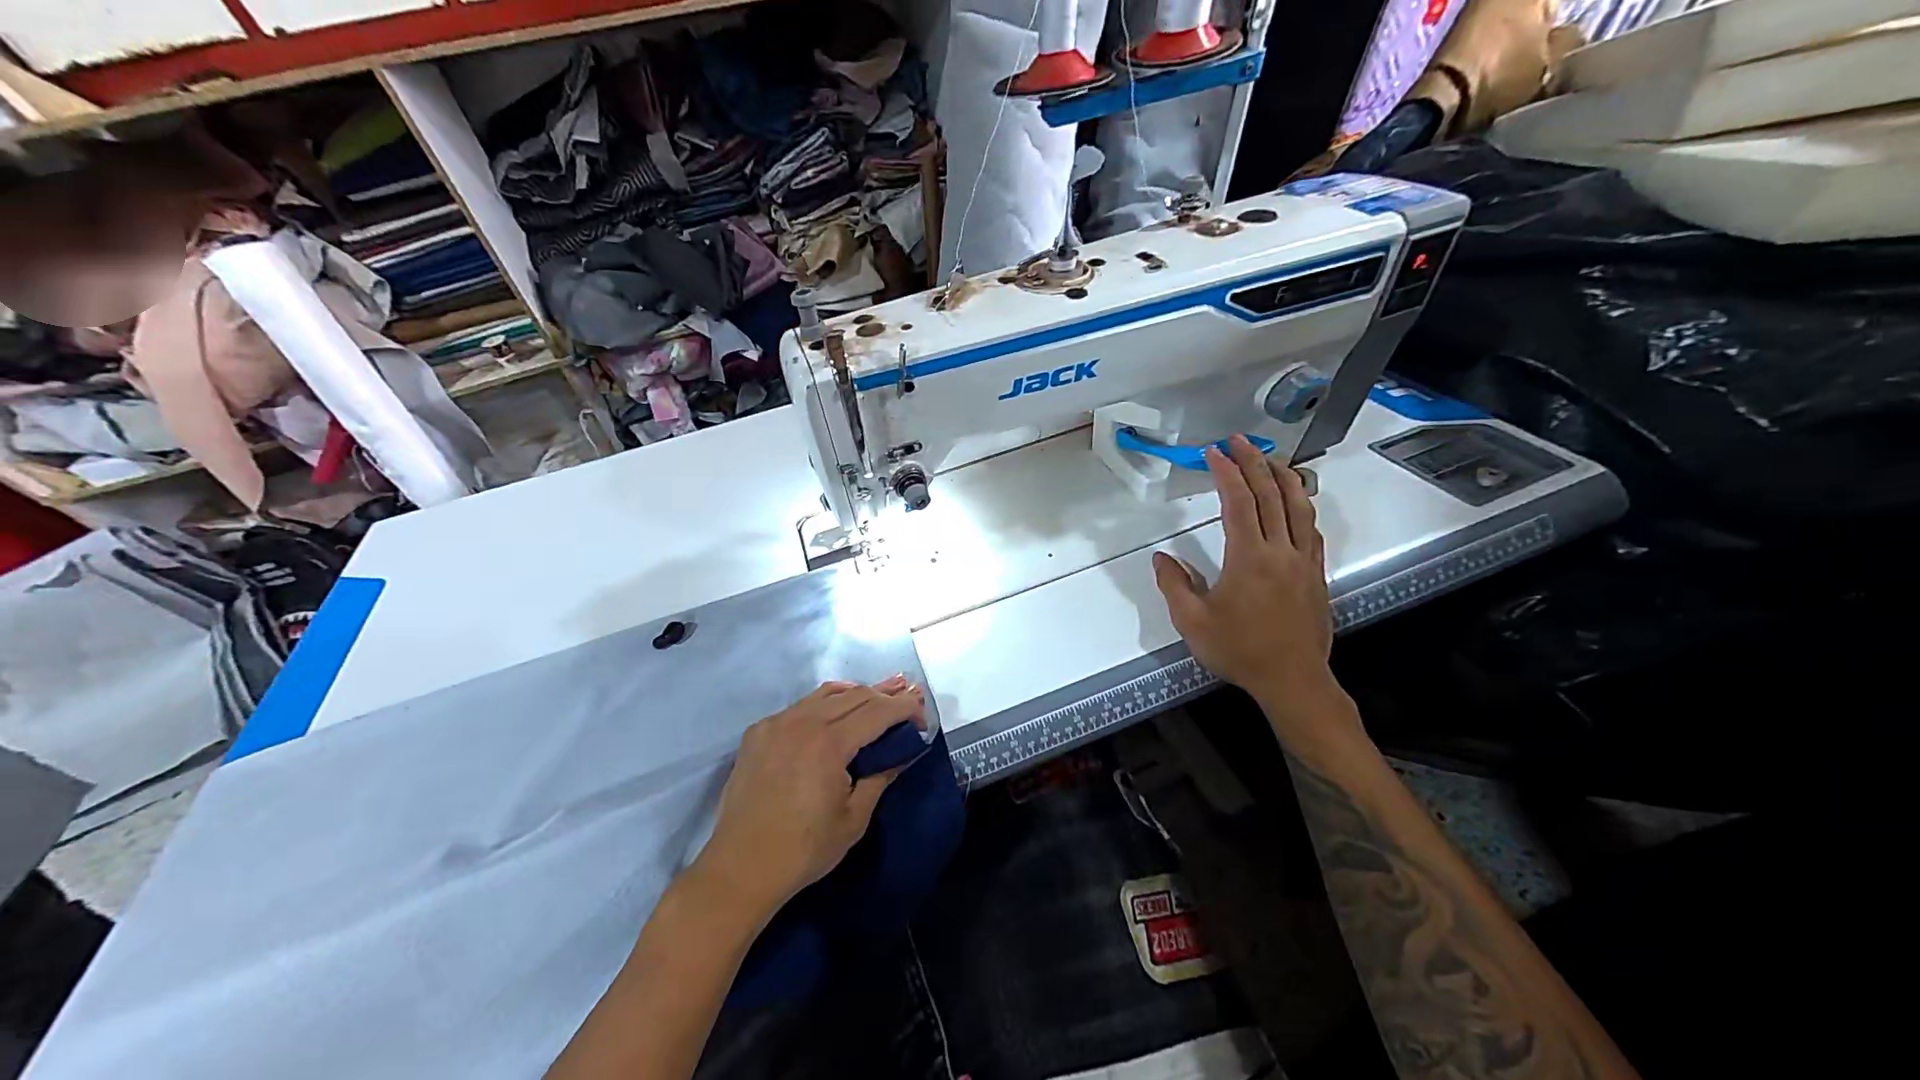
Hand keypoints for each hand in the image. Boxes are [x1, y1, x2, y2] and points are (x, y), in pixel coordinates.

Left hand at [691, 678, 925, 919]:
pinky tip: (835, 710)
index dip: (905, 708)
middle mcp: (801, 722)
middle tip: (910, 692)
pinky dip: (825, 703)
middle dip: (885, 693)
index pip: (877, 711)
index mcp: (828, 743)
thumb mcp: (855, 817)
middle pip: (854, 695)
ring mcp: (776, 724)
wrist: (741, 868)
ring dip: (856, 692)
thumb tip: (907, 749)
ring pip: (825, 694)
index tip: (923, 714)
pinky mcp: (758, 733)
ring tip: (880, 692)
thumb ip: (882, 775)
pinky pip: (799, 707)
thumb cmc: (804, 849)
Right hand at [1153, 435, 1349, 734]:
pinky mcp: (1317, 574)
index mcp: (1249, 558)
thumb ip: (1174, 585)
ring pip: (1299, 506)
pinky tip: (1295, 502)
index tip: (1214, 453)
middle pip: (1271, 495)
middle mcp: (1281, 551)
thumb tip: (1161, 558)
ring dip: (1284, 477)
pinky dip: (1301, 506)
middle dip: (1254, 462)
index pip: (1238, 502)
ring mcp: (1304, 561)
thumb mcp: (1193, 622)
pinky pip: (1312, 529)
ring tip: (1270, 458)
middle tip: (1239, 441)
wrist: (1292, 680)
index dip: (1227, 473)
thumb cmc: (1239, 651)